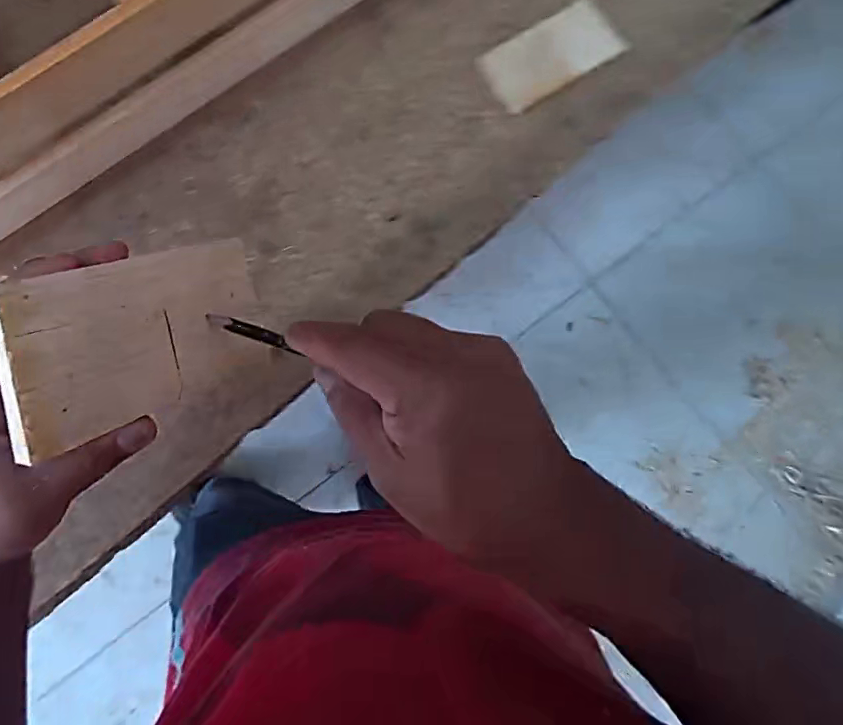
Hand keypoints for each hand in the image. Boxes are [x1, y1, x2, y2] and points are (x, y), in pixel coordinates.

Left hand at [0, 242, 157, 563]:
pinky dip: (81, 330)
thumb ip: (92, 459)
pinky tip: (115, 330)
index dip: (36, 283)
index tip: (82, 265)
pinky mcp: (27, 395)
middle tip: (117, 260)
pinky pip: (52, 349)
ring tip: (123, 283)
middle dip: (67, 277)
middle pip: (22, 308)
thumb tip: (146, 425)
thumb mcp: (41, 493)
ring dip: (76, 298)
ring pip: (38, 324)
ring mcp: (7, 382)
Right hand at [289, 311, 609, 601]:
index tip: (292, 335)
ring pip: (410, 327)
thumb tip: (327, 367)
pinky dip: (419, 355)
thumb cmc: (463, 511)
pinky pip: (439, 338)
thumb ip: (353, 410)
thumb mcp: (391, 473)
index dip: (319, 338)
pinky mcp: (497, 351)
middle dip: (356, 346)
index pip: (355, 346)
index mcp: (422, 386)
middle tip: (352, 390)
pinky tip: (431, 396)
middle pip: (382, 324)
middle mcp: (453, 352)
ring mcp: (480, 347)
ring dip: (388, 349)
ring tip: (396, 398)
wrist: (550, 517)